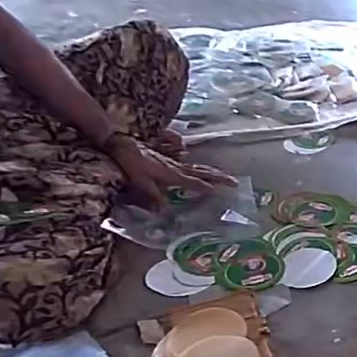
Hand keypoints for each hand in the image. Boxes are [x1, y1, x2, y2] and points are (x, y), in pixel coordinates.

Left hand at [108, 134, 233, 208]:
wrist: (121, 144)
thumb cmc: (131, 163)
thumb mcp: (140, 183)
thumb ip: (154, 197)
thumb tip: (166, 212)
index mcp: (173, 175)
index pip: (195, 182)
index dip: (207, 187)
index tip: (222, 192)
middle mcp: (177, 168)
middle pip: (203, 172)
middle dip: (219, 178)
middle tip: (235, 182)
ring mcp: (174, 163)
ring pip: (198, 168)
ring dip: (212, 173)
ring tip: (224, 177)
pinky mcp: (168, 160)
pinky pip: (189, 166)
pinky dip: (199, 169)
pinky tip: (199, 170)